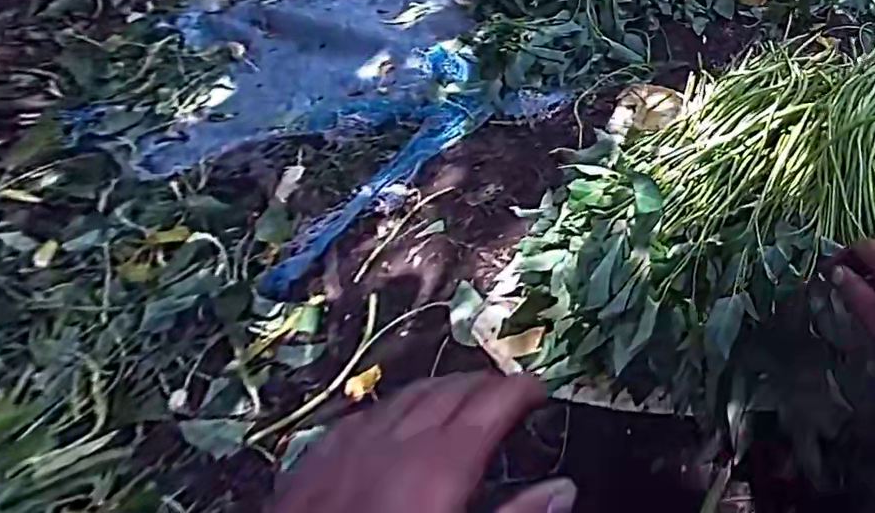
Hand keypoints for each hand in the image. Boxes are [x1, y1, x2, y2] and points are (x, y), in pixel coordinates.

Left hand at [269, 373, 573, 512]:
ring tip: (462, 404)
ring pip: (413, 392)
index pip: (497, 398)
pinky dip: (394, 411)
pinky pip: (364, 417)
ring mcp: (350, 451)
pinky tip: (397, 427)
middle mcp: (399, 443)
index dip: (525, 389)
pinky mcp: (310, 470)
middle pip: (458, 387)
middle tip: (508, 402)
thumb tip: (564, 489)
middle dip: (490, 387)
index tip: (541, 396)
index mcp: (440, 467)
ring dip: (446, 391)